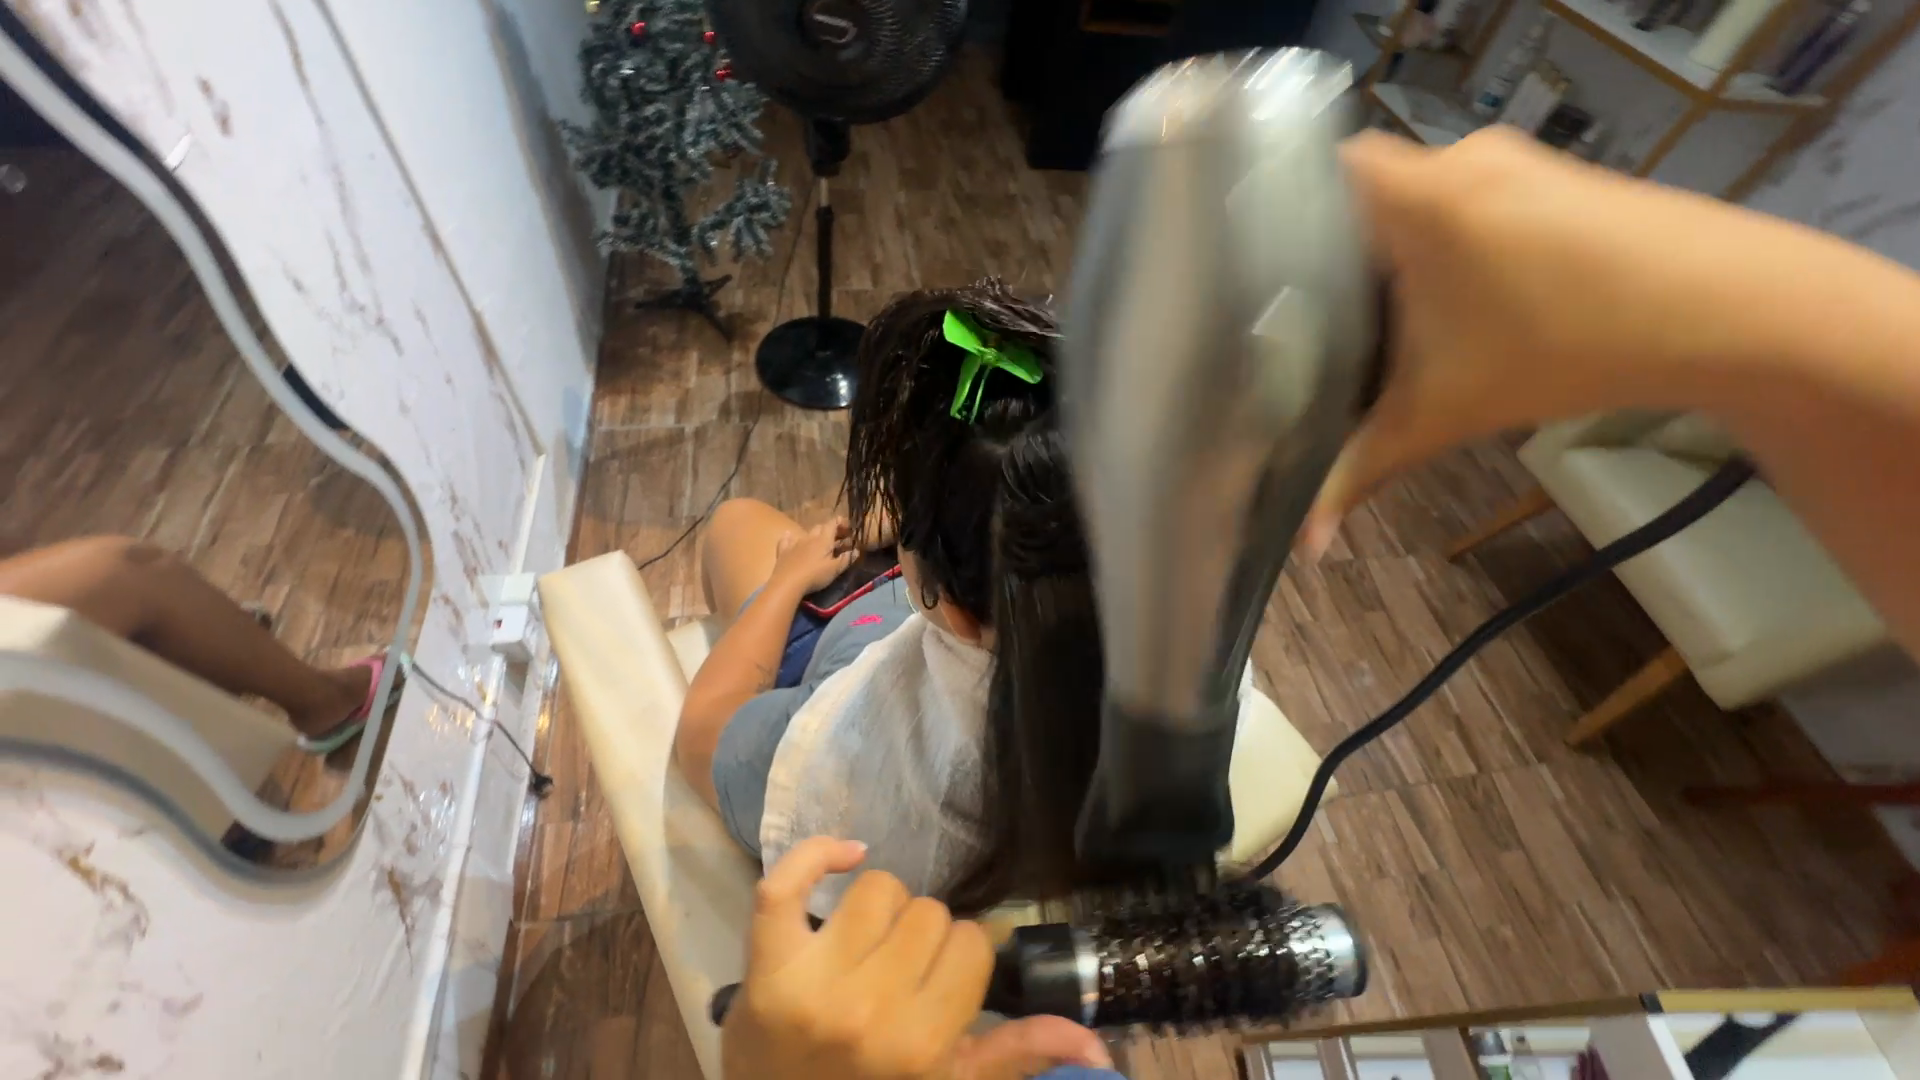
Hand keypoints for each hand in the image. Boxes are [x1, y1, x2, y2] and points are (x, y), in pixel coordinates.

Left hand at [722, 837, 1112, 1079]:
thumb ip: (1017, 1056)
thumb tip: (1098, 1046)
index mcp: (921, 1045)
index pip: (972, 944)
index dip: (961, 956)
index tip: (941, 980)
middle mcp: (868, 1010)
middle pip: (928, 912)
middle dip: (923, 937)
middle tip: (900, 971)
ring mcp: (810, 982)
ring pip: (877, 887)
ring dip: (881, 908)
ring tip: (867, 946)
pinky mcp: (764, 964)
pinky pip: (786, 883)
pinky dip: (816, 854)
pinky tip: (847, 855)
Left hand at [770, 519, 855, 593]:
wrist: (788, 583)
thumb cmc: (815, 576)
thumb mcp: (835, 570)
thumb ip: (846, 559)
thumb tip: (856, 550)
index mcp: (824, 539)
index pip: (833, 523)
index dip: (842, 523)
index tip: (848, 530)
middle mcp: (810, 537)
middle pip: (821, 527)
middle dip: (830, 530)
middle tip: (838, 540)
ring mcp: (795, 542)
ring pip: (806, 533)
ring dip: (814, 536)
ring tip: (819, 544)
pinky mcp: (783, 550)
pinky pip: (787, 539)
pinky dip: (791, 537)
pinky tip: (790, 537)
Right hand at [1305, 127, 1792, 553]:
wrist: (1734, 312)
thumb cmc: (1564, 353)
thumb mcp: (1438, 417)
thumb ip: (1358, 473)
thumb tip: (1304, 545)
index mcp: (1420, 202)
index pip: (1321, 173)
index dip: (1284, 216)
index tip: (1264, 271)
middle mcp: (1459, 161)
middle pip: (1361, 188)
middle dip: (1333, 243)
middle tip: (1305, 305)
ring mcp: (1513, 160)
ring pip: (1413, 190)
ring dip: (1390, 239)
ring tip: (1366, 301)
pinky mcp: (1552, 173)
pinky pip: (1462, 191)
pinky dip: (1438, 232)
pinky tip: (1441, 289)